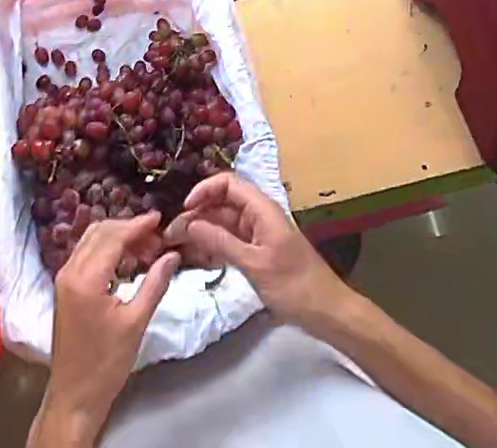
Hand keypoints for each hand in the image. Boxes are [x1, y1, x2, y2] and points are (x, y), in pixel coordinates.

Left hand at [32, 214, 181, 447]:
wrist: (74, 398)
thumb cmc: (106, 363)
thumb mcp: (136, 323)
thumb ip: (155, 283)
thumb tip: (172, 255)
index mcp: (85, 279)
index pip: (113, 237)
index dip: (138, 225)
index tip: (160, 219)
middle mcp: (69, 272)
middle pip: (100, 232)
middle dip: (129, 229)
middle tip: (156, 237)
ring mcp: (64, 279)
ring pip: (91, 240)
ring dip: (118, 237)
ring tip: (146, 247)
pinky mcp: (65, 288)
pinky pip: (86, 254)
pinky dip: (107, 249)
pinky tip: (127, 260)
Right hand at [164, 173, 348, 331]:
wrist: (326, 311)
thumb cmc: (294, 285)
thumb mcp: (254, 264)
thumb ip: (221, 241)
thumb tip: (189, 223)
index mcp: (262, 209)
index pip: (228, 183)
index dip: (204, 190)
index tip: (184, 209)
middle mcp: (258, 215)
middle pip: (221, 203)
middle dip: (196, 215)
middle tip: (170, 236)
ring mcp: (257, 234)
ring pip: (222, 223)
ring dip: (200, 232)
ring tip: (175, 247)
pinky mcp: (256, 252)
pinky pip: (228, 241)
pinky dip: (212, 246)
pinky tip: (194, 258)